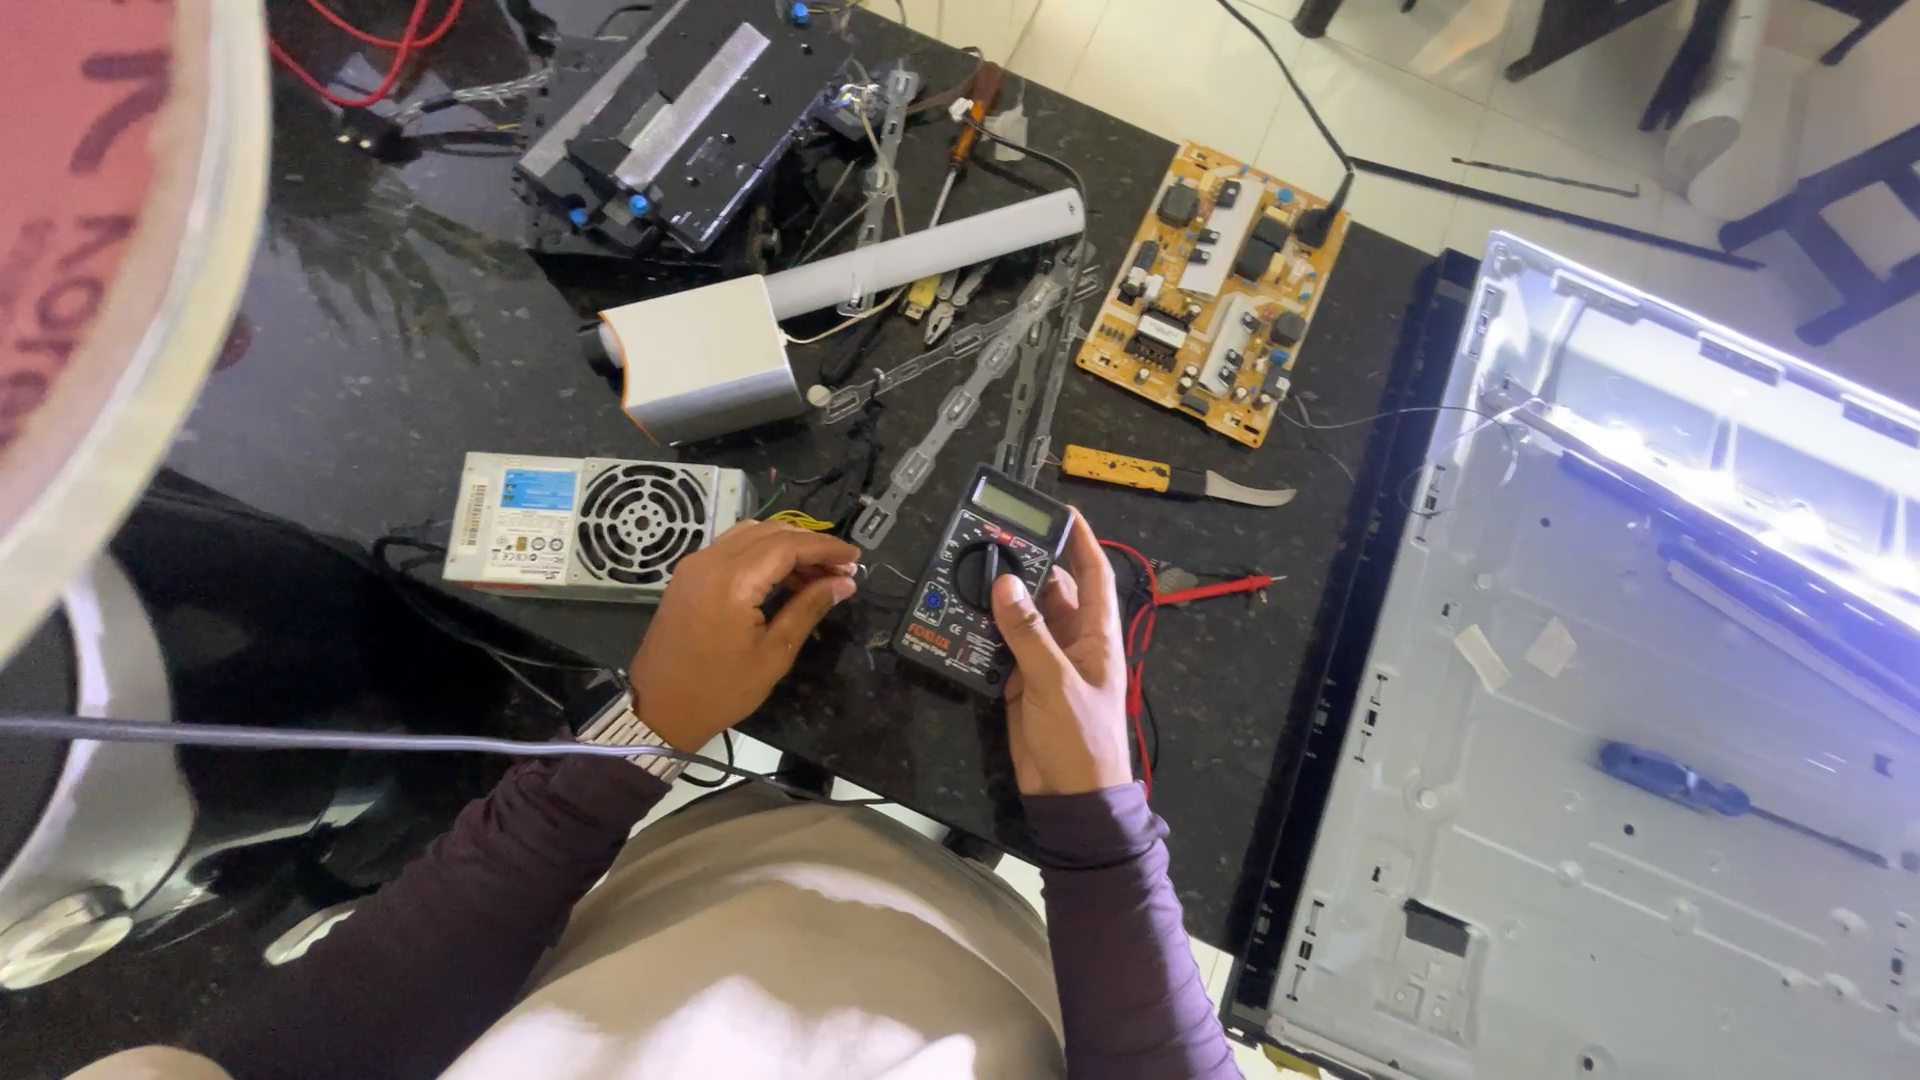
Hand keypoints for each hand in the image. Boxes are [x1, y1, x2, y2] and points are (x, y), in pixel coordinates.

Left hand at [629, 521, 859, 750]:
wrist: (657, 709)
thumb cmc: (720, 690)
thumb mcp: (774, 654)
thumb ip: (809, 609)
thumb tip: (844, 583)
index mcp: (733, 581)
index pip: (790, 545)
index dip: (827, 548)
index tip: (856, 559)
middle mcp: (711, 560)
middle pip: (772, 531)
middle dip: (810, 545)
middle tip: (840, 570)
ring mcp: (695, 564)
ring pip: (751, 533)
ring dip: (787, 545)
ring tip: (816, 574)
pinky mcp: (688, 574)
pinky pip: (733, 546)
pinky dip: (762, 552)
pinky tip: (782, 576)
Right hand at [991, 509, 1132, 795]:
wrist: (1069, 797)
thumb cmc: (1079, 736)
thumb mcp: (1056, 680)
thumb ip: (1029, 632)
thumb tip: (1005, 583)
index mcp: (1095, 633)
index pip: (1093, 575)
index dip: (1081, 541)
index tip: (1062, 512)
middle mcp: (1072, 639)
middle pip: (1050, 589)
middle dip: (1026, 565)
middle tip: (993, 538)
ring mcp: (1045, 660)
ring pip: (1022, 616)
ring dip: (999, 598)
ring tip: (969, 569)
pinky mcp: (1020, 680)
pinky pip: (1002, 646)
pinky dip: (983, 633)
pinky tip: (960, 617)